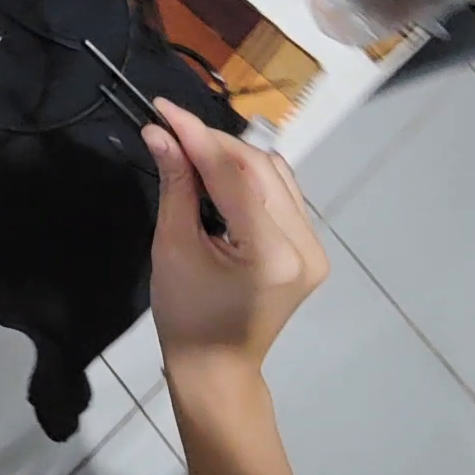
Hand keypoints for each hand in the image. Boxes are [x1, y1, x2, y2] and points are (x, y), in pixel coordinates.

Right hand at [144, 98, 327, 382]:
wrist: (217, 366)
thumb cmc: (185, 312)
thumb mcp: (172, 245)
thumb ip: (175, 184)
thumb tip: (159, 133)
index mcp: (270, 253)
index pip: (233, 174)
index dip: (196, 135)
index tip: (163, 107)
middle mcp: (305, 246)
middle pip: (258, 167)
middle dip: (212, 142)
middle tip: (170, 128)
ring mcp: (314, 247)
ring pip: (274, 174)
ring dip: (231, 156)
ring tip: (190, 151)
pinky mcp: (311, 248)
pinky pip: (281, 192)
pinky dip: (249, 175)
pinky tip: (220, 174)